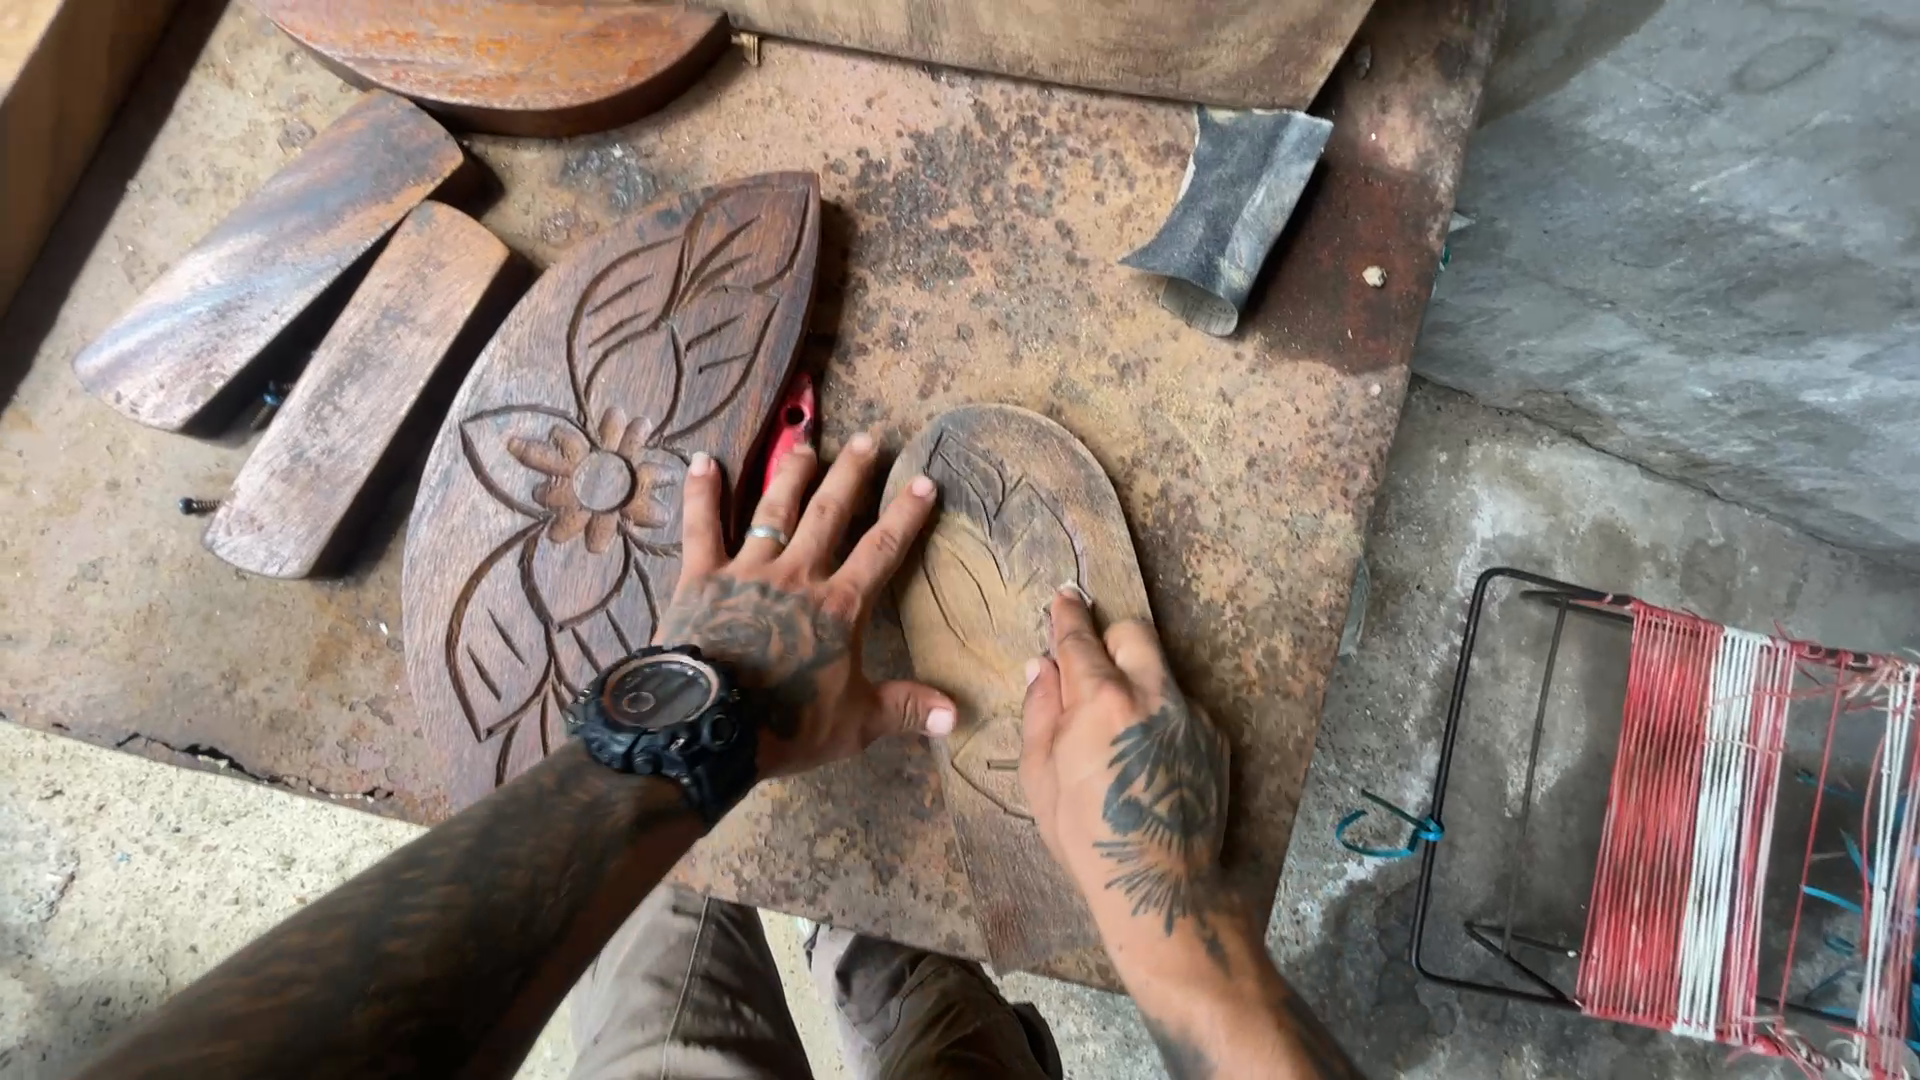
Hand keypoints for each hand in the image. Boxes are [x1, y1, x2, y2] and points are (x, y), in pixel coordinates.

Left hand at [657, 435, 955, 778]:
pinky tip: (704, 460)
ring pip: (774, 510)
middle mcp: (797, 574)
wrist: (708, 731)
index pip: (883, 549)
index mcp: (839, 605)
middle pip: (829, 513)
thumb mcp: (856, 722)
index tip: (924, 481)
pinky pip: (702, 527)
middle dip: (852, 475)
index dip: (906, 513)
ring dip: (792, 474)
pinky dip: (702, 493)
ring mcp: (748, 571)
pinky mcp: (701, 578)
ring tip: (807, 444)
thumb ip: (905, 709)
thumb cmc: (786, 723)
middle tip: (868, 439)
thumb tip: (956, 717)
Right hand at [1020, 587, 1231, 940]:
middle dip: (1109, 636)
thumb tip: (1042, 664)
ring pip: (1160, 667)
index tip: (1064, 595)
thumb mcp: (1039, 773)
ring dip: (1134, 677)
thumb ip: (1040, 708)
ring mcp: (1191, 714)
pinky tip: (1146, 755)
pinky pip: (1180, 704)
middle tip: (1090, 666)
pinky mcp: (1214, 737)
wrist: (1159, 887)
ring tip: (1118, 724)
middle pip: (1134, 632)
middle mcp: (1153, 694)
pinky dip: (1158, 712)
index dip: (1067, 612)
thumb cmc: (1084, 833)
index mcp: (1102, 699)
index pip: (1080, 638)